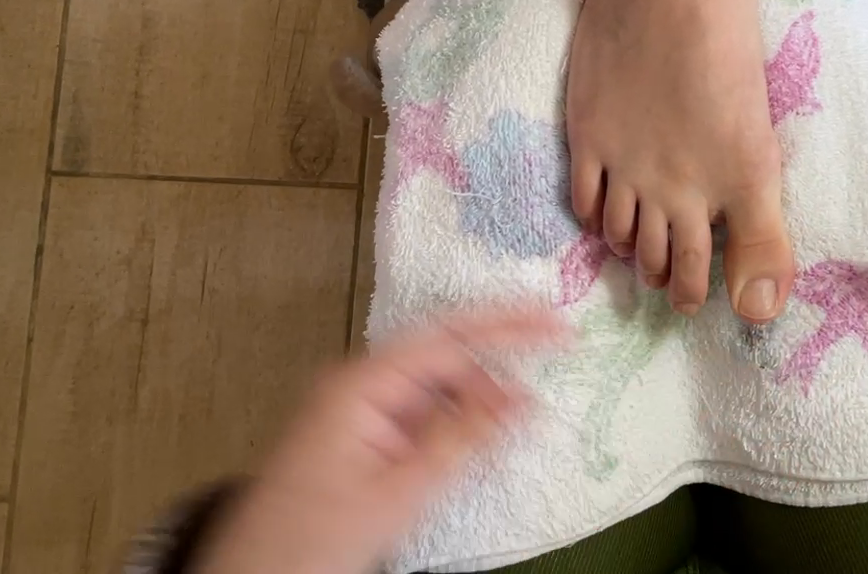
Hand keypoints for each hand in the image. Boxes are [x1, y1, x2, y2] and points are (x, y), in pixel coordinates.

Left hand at [194, 311, 569, 573]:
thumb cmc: (312, 543)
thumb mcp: (397, 493)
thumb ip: (463, 440)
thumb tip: (525, 399)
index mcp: (363, 381)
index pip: (449, 335)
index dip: (507, 324)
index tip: (555, 323)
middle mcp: (361, 380)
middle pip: (444, 355)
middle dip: (497, 357)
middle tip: (551, 358)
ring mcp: (359, 406)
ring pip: (435, 385)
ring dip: (476, 396)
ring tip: (515, 417)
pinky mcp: (361, 433)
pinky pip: (420, 412)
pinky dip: (453, 421)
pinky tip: (477, 438)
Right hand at [566, 0, 793, 321]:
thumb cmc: (730, 27)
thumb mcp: (763, 121)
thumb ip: (761, 216)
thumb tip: (762, 306)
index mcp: (735, 179)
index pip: (717, 266)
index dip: (707, 291)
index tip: (704, 299)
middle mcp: (677, 185)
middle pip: (665, 259)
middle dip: (672, 282)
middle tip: (673, 290)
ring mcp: (628, 160)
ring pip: (625, 236)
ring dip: (635, 255)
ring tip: (641, 260)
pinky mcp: (589, 131)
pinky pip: (585, 201)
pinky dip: (596, 220)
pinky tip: (603, 218)